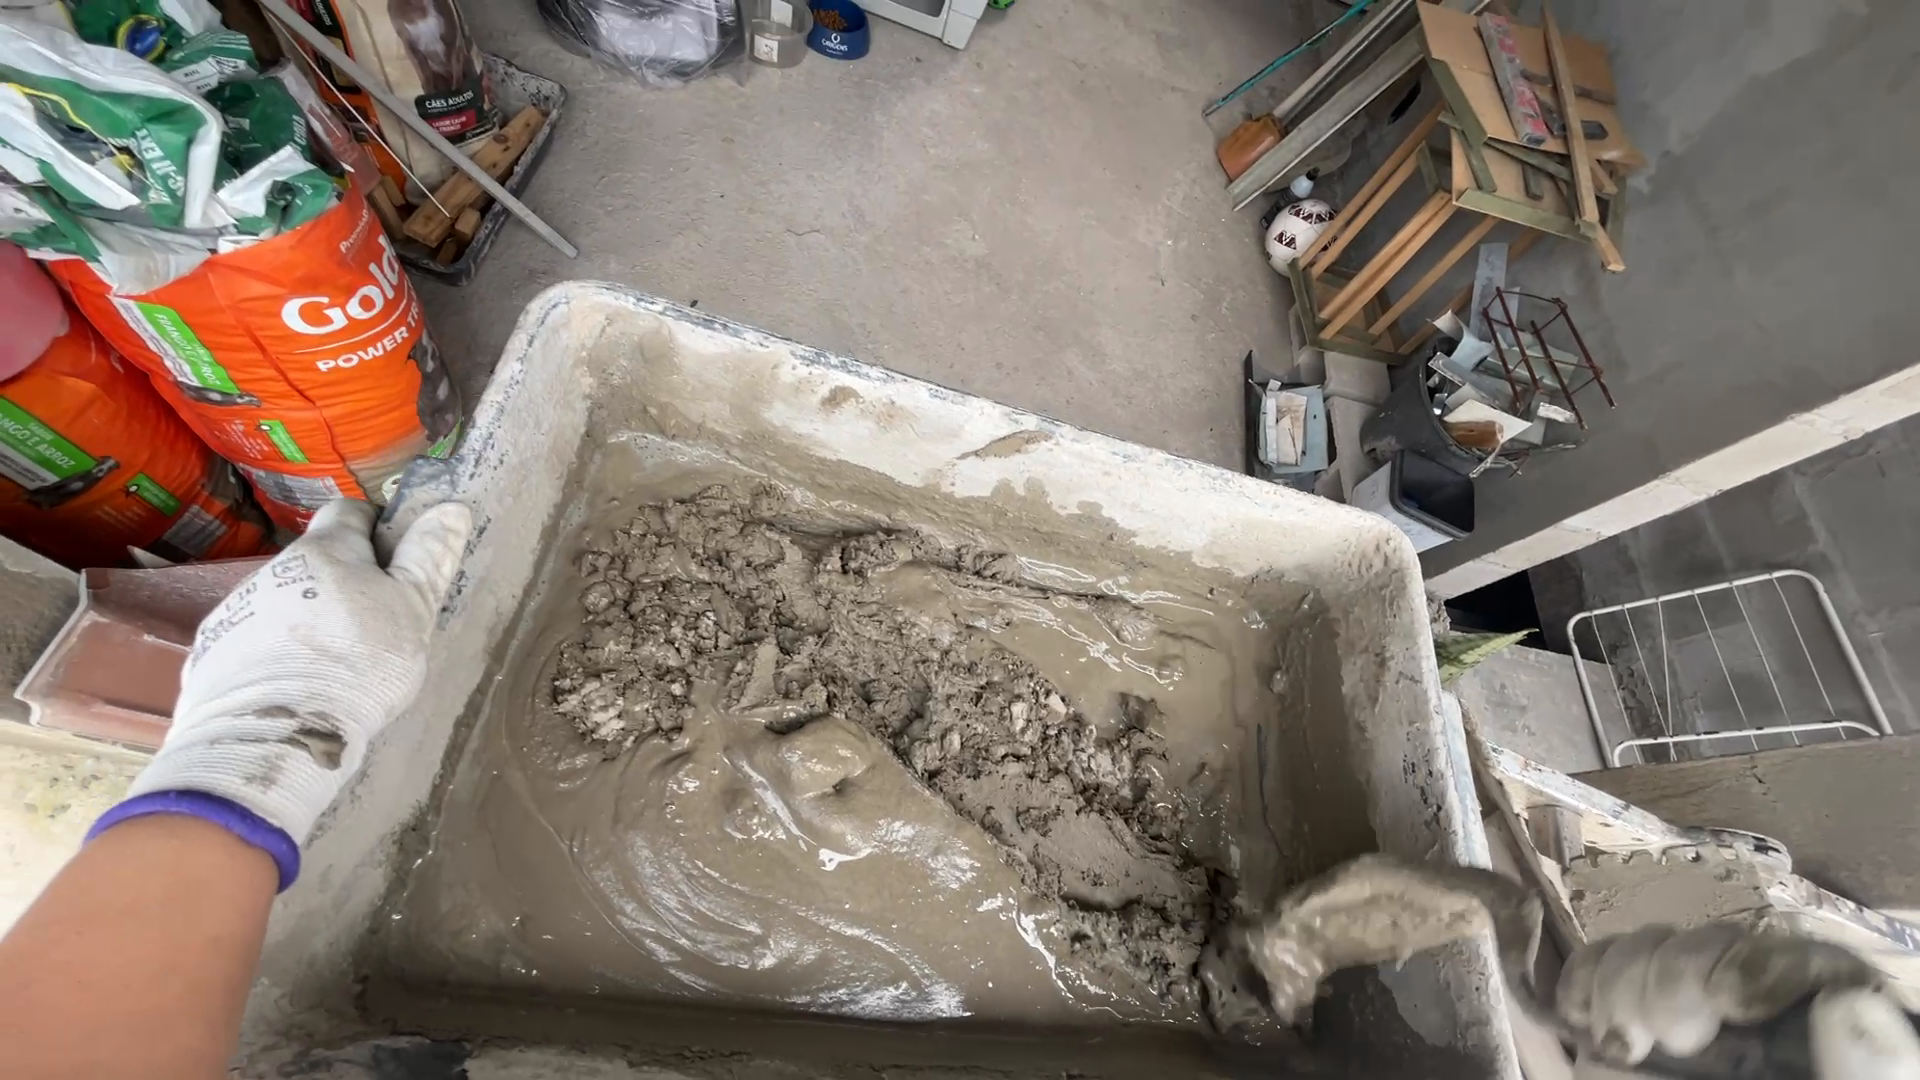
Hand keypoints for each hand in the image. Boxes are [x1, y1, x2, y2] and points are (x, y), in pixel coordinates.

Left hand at [126, 498, 471, 849]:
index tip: (401, 559)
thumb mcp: (414, 607)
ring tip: (340, 660)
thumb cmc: (360, 658)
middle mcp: (273, 569)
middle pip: (320, 562)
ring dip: (315, 615)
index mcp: (325, 551)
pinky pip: (258, 639)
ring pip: (289, 600)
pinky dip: (282, 651)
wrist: (276, 734)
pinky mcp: (213, 655)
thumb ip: (429, 557)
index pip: (350, 512)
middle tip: (382, 621)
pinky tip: (303, 682)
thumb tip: (451, 508)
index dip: (379, 527)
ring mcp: (237, 612)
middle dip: (349, 581)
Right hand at [1557, 923, 1919, 1076]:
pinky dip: (1580, 978)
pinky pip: (1596, 955)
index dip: (1758, 962)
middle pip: (1706, 942)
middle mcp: (1750, 989)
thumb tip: (1854, 1002)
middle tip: (1668, 1041)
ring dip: (1618, 986)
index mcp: (1818, 1012)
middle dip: (1671, 981)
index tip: (1728, 1005)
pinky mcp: (1624, 992)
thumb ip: (1863, 1063)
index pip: (1799, 955)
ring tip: (1622, 1044)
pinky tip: (1578, 1015)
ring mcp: (1679, 989)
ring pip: (1644, 943)